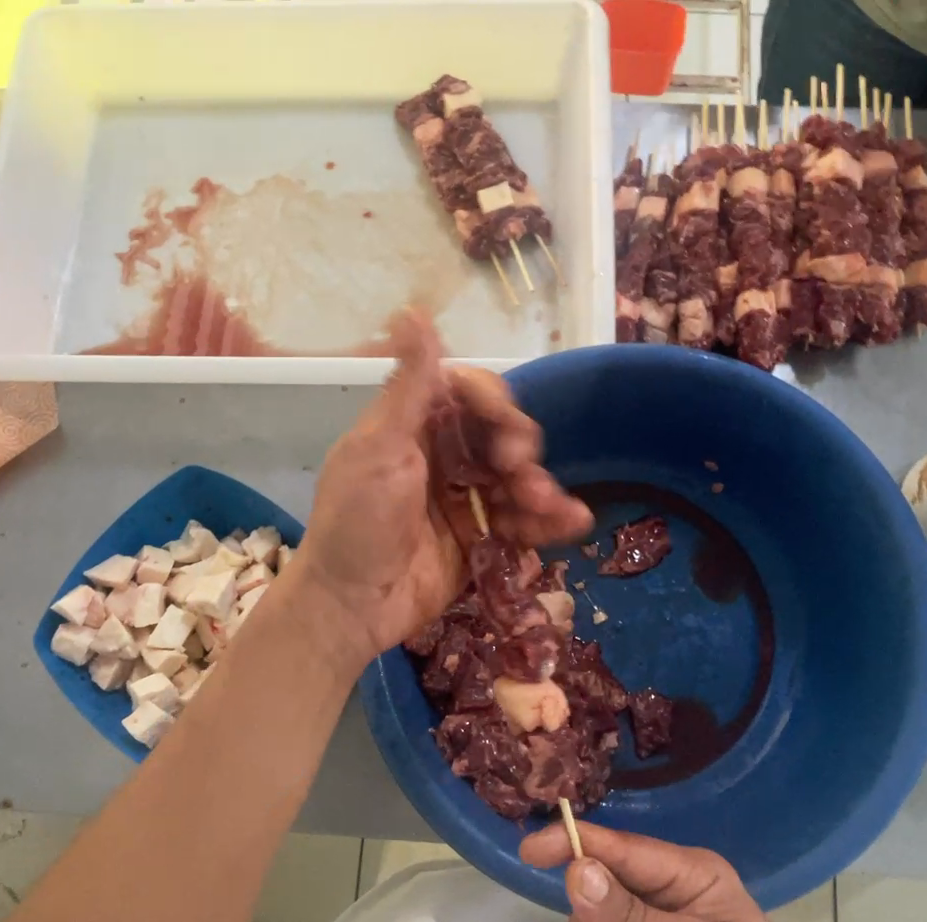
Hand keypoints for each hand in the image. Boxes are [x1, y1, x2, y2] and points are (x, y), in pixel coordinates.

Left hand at [291, 310, 590, 667]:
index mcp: (416, 425)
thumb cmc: (357, 520)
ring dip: (540, 488)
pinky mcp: (480, 538)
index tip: (505, 432)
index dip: (497, 407)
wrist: (351, 605)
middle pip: (503, 436)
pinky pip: (520, 522)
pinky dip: (548, 521)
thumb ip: (407, 385)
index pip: (472, 395)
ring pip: (518, 480)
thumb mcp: (379, 448)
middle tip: (520, 474)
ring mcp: (464, 499)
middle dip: (521, 452)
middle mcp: (444, 456)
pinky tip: (574, 523)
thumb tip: (412, 310)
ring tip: (551, 508)